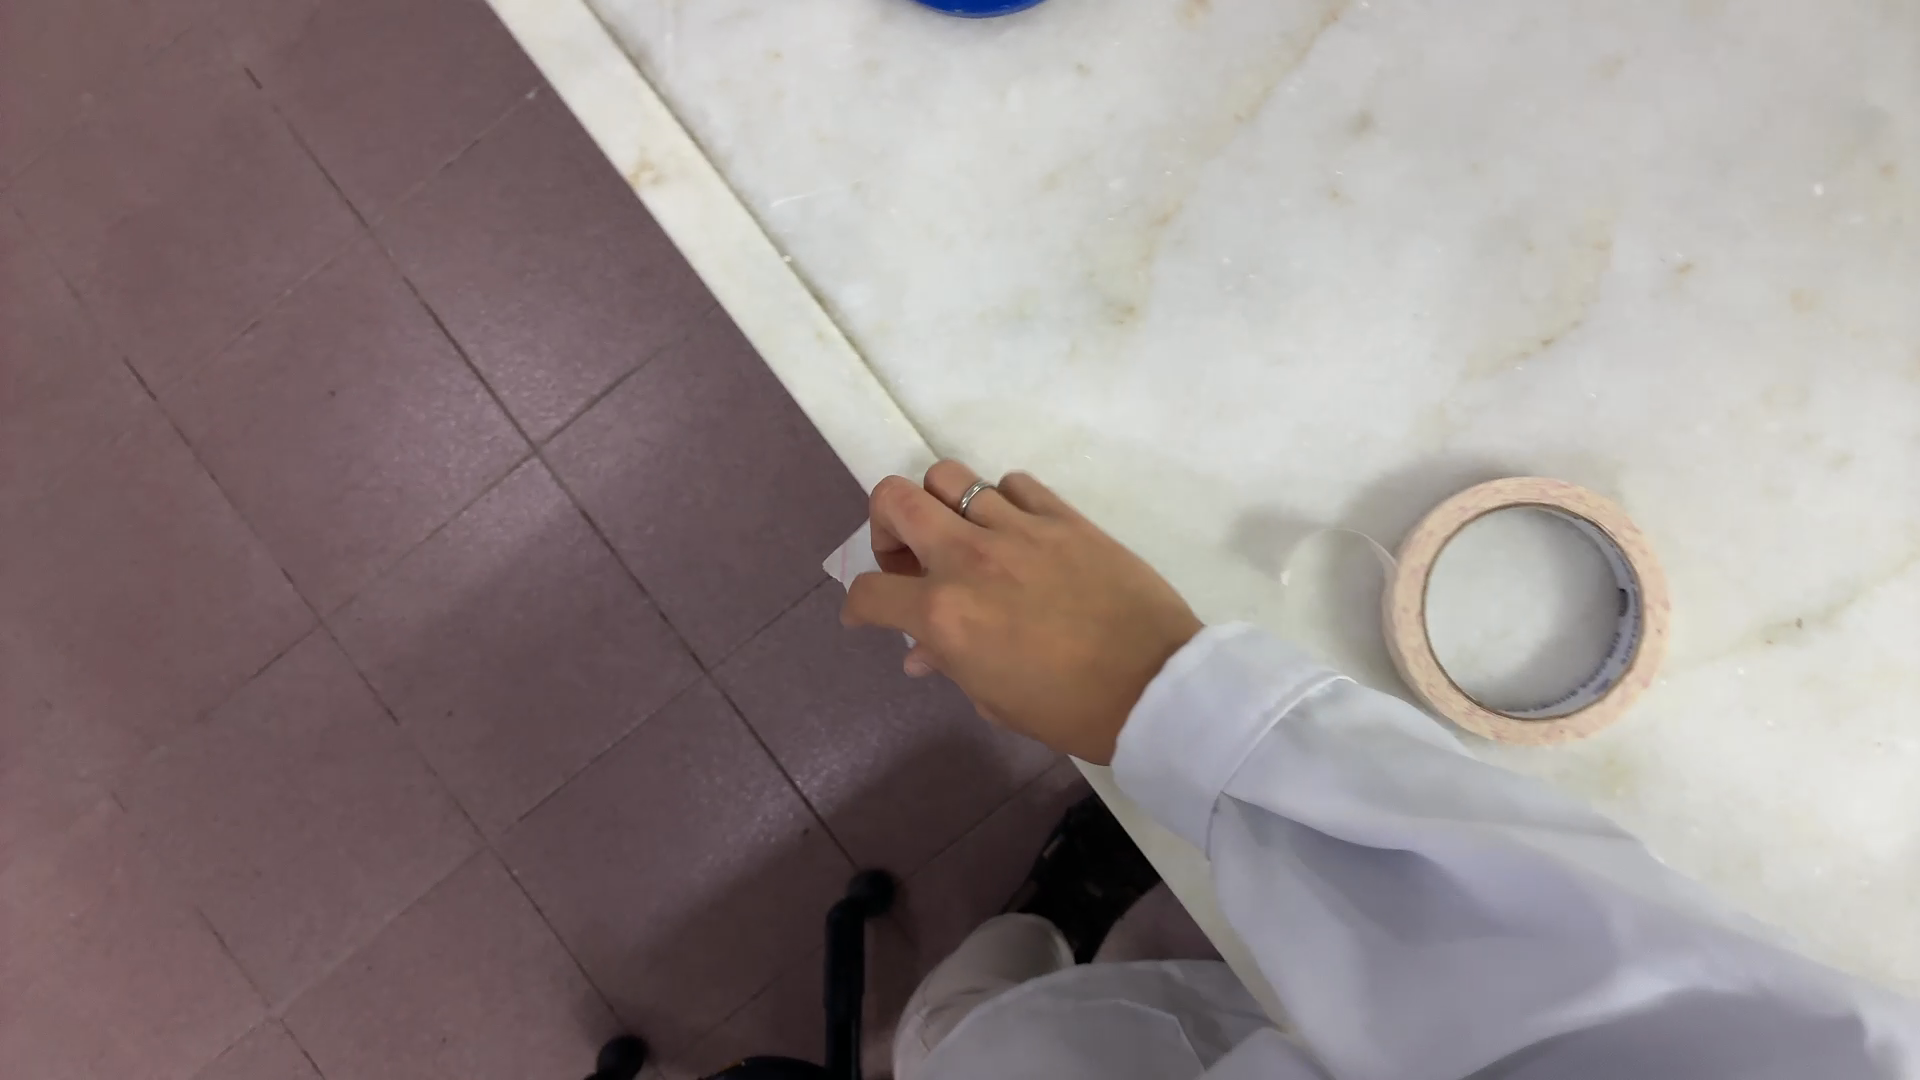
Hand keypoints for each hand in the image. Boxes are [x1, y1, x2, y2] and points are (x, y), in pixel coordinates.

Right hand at [841, 460, 1202, 764]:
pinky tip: (1018, 532)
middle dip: (885, 525)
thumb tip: (920, 652)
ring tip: (965, 538)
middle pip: (894, 498)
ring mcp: (1018, 527)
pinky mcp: (1063, 515)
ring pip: (951, 477)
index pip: (869, 591)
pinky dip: (1004, 502)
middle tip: (909, 557)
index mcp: (945, 612)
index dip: (857, 606)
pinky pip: (1014, 483)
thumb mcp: (994, 698)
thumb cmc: (1069, 709)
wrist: (1156, 686)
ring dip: (943, 507)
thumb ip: (948, 662)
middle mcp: (969, 557)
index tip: (867, 615)